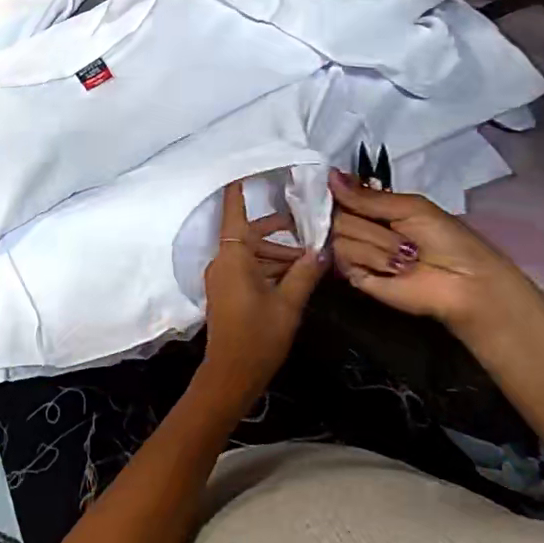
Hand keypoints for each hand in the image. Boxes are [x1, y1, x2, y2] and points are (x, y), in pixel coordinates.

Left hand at [202, 180, 329, 389]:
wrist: (232, 372)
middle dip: (278, 230)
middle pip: (249, 235)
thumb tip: (321, 248)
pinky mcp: (226, 291)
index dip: (238, 192)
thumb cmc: (259, 335)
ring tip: (312, 256)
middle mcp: (222, 262)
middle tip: (311, 227)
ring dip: (278, 253)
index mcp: (232, 258)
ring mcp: (222, 278)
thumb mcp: (289, 303)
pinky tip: (296, 274)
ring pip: (251, 253)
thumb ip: (305, 272)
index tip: (244, 170)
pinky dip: (269, 267)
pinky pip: (247, 268)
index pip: (234, 215)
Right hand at [327, 170, 543, 336]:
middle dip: (369, 223)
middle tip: (402, 234)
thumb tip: (329, 174)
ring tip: (406, 257)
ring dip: (378, 243)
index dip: (336, 192)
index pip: (338, 194)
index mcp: (372, 209)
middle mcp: (357, 228)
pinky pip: (344, 255)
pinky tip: (395, 269)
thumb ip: (367, 196)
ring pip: (339, 234)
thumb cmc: (447, 241)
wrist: (464, 282)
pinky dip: (374, 258)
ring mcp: (352, 252)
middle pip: (335, 214)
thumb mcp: (411, 208)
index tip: (335, 189)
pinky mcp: (352, 274)